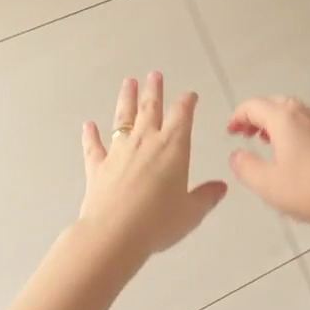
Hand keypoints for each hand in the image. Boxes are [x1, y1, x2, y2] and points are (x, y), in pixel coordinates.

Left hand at [78, 72, 228, 259]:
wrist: (114, 234)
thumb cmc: (158, 221)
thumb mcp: (191, 212)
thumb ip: (206, 197)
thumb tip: (221, 187)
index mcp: (173, 146)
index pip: (183, 115)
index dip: (187, 102)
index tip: (190, 95)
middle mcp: (146, 141)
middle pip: (151, 107)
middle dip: (154, 89)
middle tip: (154, 74)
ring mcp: (119, 151)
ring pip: (123, 118)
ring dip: (126, 99)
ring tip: (128, 82)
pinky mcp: (97, 167)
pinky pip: (94, 146)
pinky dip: (90, 135)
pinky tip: (88, 125)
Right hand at [227, 97, 309, 241]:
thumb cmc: (308, 191)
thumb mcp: (267, 184)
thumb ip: (245, 166)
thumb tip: (236, 154)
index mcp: (285, 118)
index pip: (254, 106)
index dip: (238, 116)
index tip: (230, 133)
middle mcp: (304, 111)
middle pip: (273, 104)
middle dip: (255, 117)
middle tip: (243, 135)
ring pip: (291, 111)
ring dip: (273, 122)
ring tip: (264, 141)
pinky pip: (305, 121)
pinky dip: (290, 127)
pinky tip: (291, 149)